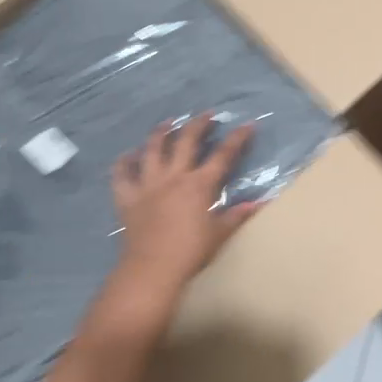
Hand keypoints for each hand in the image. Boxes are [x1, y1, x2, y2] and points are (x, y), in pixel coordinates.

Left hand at [112, 115, 258, 289]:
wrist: (154, 267)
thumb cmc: (191, 251)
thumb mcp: (219, 234)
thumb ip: (237, 215)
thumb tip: (258, 203)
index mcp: (199, 185)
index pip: (223, 155)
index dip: (237, 139)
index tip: (247, 124)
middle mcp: (173, 176)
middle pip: (186, 141)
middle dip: (198, 124)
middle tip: (206, 115)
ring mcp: (148, 183)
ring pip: (152, 149)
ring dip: (161, 132)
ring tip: (168, 123)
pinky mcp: (127, 196)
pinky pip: (122, 173)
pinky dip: (124, 161)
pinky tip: (129, 154)